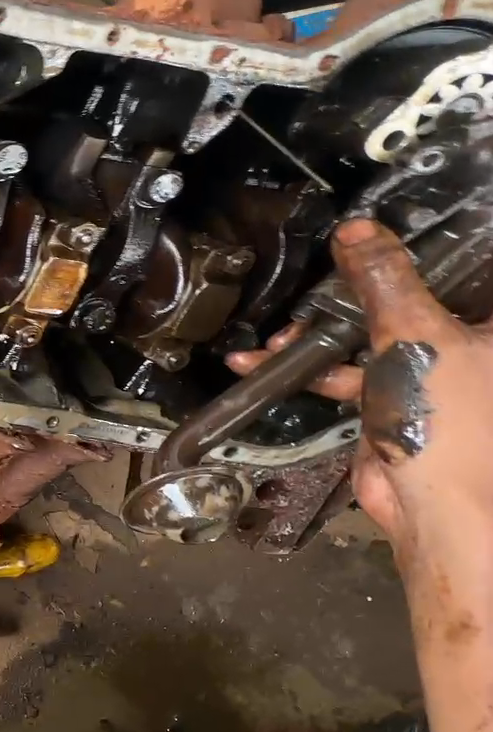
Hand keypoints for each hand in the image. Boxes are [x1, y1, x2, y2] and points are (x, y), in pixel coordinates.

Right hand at [225, 219, 492, 545]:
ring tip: (276, 341)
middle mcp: (473, 343)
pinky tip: (259, 363)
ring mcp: (433, 372)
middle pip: (403, 300)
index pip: (456, 269)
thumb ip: (385, 282)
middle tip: (311, 302)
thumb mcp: (416, 335)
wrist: (439, 502)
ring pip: (368, 336)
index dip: (410, 251)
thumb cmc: (455, 419)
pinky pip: (345, 371)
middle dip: (344, 302)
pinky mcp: (394, 399)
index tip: (363, 240)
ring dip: (314, 338)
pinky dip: (304, 369)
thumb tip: (359, 229)